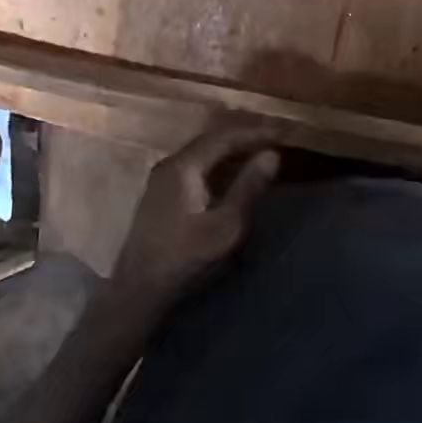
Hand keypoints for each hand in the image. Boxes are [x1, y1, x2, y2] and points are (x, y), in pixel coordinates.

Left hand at [109, 119, 282, 304]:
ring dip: (232, 149)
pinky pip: (197, 165)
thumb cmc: (185, 257)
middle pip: (212, 139)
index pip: (225, 136)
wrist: (139, 290)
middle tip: (275, 137)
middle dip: (245, 136)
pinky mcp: (162, 193)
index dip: (255, 132)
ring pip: (203, 152)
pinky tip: (234, 172)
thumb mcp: (226, 225)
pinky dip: (220, 163)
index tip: (282, 132)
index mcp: (184, 165)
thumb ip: (248, 187)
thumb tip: (272, 155)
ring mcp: (163, 178)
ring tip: (260, 151)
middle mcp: (171, 163)